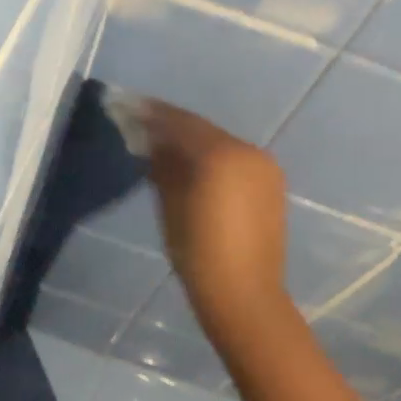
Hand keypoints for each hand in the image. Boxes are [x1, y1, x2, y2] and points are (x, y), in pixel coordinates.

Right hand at [138, 99, 292, 339]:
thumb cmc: (198, 254)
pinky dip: (213, 160)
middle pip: (203, 131)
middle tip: (143, 125)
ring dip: (194, 143)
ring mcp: (264, 167)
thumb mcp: (171, 208)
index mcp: (220, 155)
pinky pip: (236, 161)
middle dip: (173, 127)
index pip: (181, 123)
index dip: (153, 114)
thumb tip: (152, 143)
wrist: (244, 294)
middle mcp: (247, 151)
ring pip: (221, 145)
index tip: (129, 106)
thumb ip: (162, 168)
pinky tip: (194, 169)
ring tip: (165, 149)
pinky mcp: (271, 185)